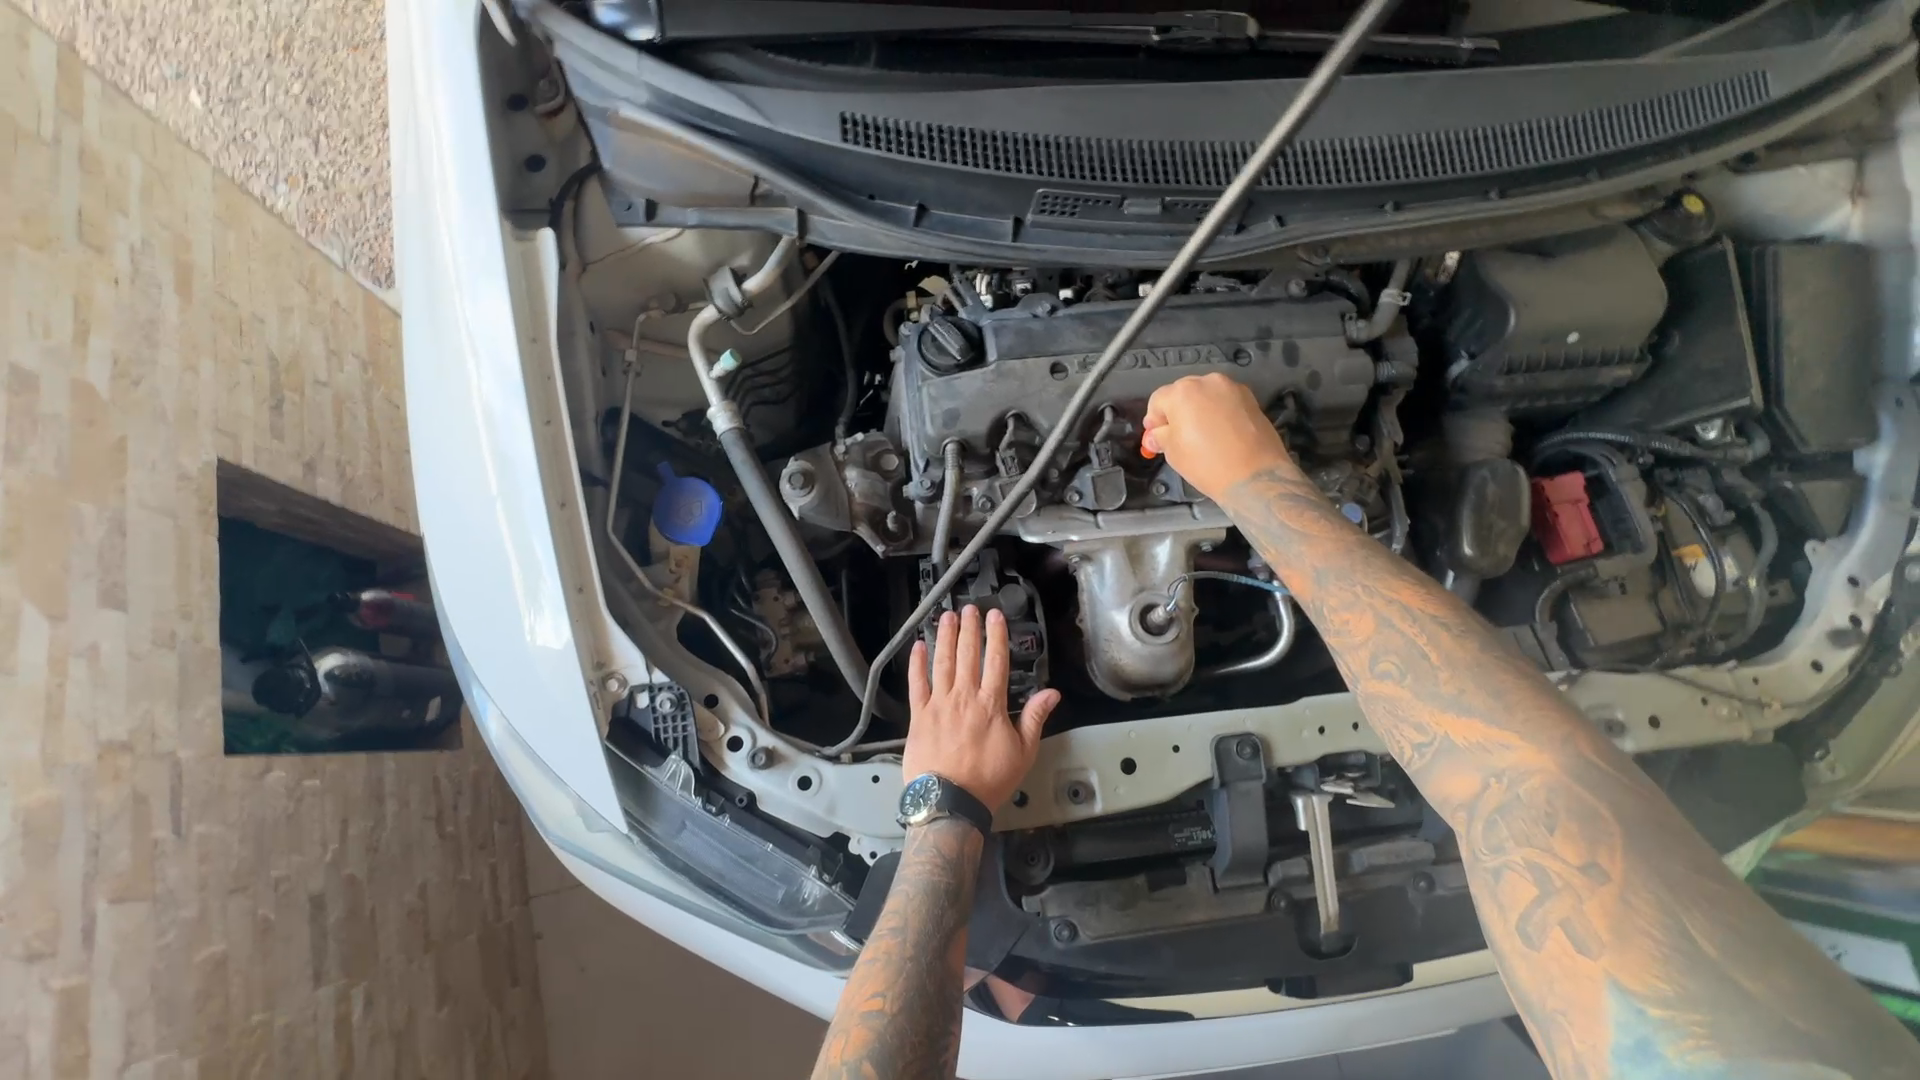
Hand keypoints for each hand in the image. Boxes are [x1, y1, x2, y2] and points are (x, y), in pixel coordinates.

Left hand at [903, 606, 1061, 810]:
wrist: (949, 801)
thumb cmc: (988, 779)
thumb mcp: (1022, 752)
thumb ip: (1034, 718)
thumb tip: (1052, 693)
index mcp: (991, 704)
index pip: (995, 661)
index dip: (996, 635)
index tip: (995, 616)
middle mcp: (964, 697)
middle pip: (967, 655)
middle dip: (969, 629)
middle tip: (969, 608)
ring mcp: (938, 704)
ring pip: (942, 663)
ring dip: (945, 637)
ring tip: (946, 617)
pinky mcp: (918, 716)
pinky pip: (916, 684)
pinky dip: (916, 664)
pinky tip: (918, 646)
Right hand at [1143, 373, 1300, 502]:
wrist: (1253, 475)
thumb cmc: (1206, 463)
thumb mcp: (1172, 452)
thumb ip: (1160, 437)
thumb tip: (1156, 434)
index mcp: (1182, 392)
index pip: (1158, 400)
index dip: (1154, 420)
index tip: (1156, 437)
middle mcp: (1207, 382)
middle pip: (1182, 393)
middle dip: (1177, 411)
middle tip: (1179, 436)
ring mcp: (1232, 387)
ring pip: (1205, 395)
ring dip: (1199, 409)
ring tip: (1203, 435)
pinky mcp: (1250, 398)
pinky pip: (1225, 400)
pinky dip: (1218, 411)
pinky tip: (1221, 432)